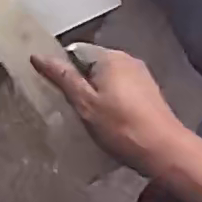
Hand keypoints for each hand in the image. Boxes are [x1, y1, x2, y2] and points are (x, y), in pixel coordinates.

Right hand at [31, 43, 194, 176]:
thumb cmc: (119, 125)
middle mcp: (127, 59)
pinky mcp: (148, 91)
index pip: (74, 51)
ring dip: (93, 90)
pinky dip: (108, 97)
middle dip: (78, 80)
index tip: (53, 88)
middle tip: (67, 104)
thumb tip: (37, 56)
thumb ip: (62, 77)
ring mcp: (141, 74)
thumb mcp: (84, 102)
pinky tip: (106, 116)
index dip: (61, 67)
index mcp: (110, 57)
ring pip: (105, 76)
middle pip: (91, 63)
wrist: (164, 151)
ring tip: (85, 113)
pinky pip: (119, 86)